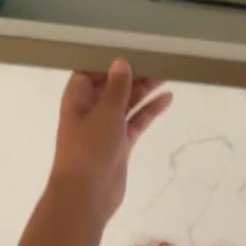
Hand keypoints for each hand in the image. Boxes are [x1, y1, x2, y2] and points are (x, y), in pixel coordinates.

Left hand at [49, 59, 172, 223]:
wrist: (86, 196)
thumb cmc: (89, 148)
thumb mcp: (105, 112)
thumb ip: (117, 87)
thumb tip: (121, 62)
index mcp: (78, 99)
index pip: (90, 72)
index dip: (108, 61)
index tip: (130, 49)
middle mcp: (90, 110)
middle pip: (112, 86)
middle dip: (132, 74)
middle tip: (157, 60)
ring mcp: (105, 128)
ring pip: (127, 103)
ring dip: (144, 90)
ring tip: (167, 74)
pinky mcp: (120, 144)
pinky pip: (136, 121)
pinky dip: (149, 111)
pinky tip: (167, 99)